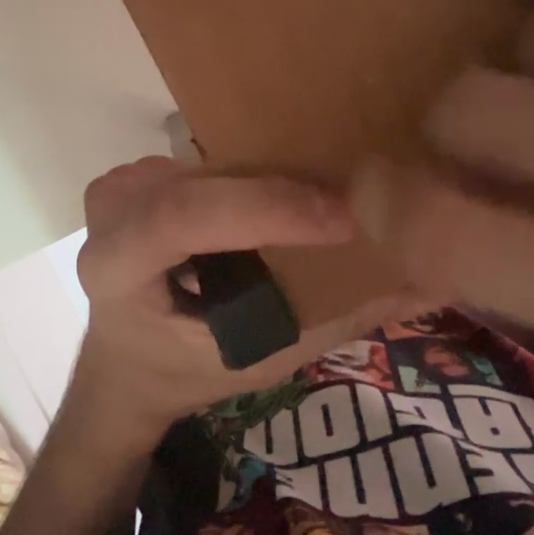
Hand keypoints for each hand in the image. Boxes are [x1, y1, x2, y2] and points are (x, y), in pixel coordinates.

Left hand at [68, 157, 412, 447]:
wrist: (126, 365)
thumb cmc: (183, 372)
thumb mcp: (257, 361)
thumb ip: (333, 321)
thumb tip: (427, 284)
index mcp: (114, 267)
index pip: (182, 217)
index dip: (263, 208)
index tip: (340, 219)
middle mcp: (106, 215)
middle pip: (200, 182)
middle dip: (280, 192)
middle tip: (353, 207)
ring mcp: (117, 188)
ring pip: (206, 165)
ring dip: (267, 181)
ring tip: (324, 201)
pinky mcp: (137, 176)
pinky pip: (201, 163)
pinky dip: (248, 177)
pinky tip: (281, 194)